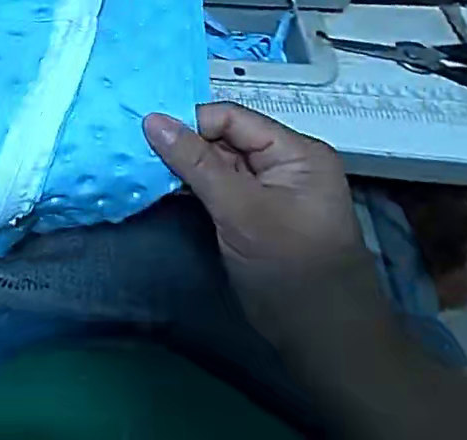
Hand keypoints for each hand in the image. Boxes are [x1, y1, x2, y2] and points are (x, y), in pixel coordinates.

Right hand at [144, 103, 365, 335]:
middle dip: (184, 144)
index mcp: (295, 152)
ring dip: (184, 166)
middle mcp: (284, 162)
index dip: (191, 123)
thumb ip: (195, 163)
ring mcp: (269, 189)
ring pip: (217, 162)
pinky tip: (164, 185)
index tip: (148, 134)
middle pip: (224, 137)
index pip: (232, 118)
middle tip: (140, 150)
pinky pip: (218, 185)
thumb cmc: (290, 272)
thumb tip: (152, 120)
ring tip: (145, 165)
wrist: (326, 348)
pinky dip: (192, 185)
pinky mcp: (253, 212)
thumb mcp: (240, 211)